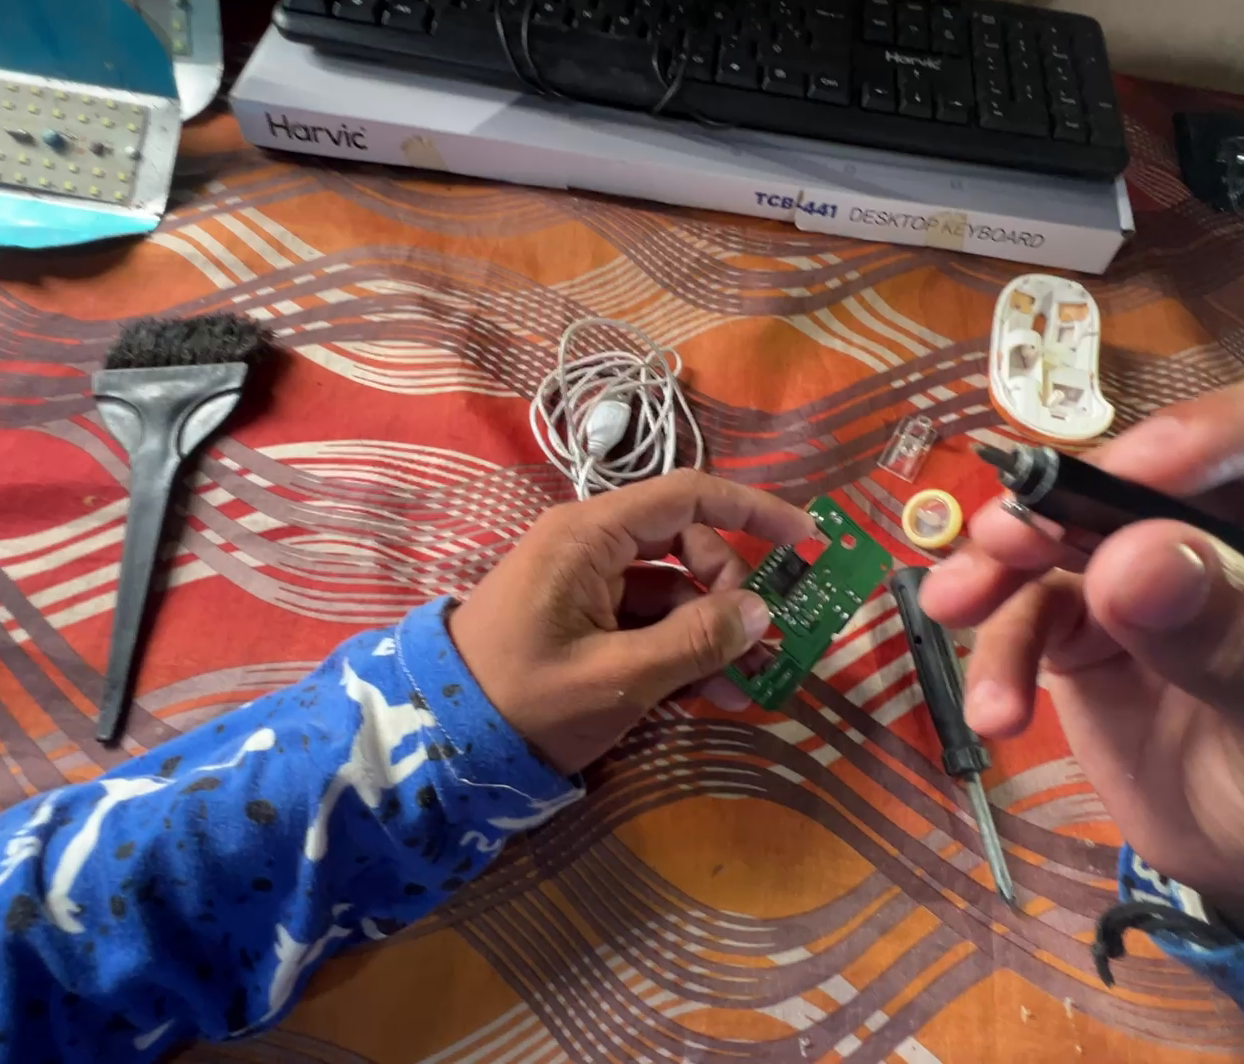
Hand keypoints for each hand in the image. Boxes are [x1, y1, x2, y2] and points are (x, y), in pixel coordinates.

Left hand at [450, 470, 817, 774]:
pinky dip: (683, 652)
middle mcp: (592, 548)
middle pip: (687, 547)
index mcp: (590, 537)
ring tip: (751, 685)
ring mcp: (589, 586)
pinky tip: (716, 694)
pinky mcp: (587, 621)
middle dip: (732, 594)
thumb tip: (761, 611)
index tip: (804, 541)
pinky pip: (650, 623)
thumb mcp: (615, 677)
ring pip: (674, 592)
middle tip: (765, 646)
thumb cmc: (521, 702)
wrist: (439, 748)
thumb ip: (692, 641)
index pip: (687, 496)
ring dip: (714, 634)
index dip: (752, 510)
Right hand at [923, 371, 1243, 935]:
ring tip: (955, 606)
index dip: (1213, 430)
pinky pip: (1021, 612)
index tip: (1125, 477)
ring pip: (1054, 533)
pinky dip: (994, 653)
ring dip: (997, 567)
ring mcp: (1144, 572)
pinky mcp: (1081, 621)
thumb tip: (1132, 561)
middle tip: (1003, 543)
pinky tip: (994, 712)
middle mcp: (1234, 529)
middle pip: (1136, 475)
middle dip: (1058, 505)